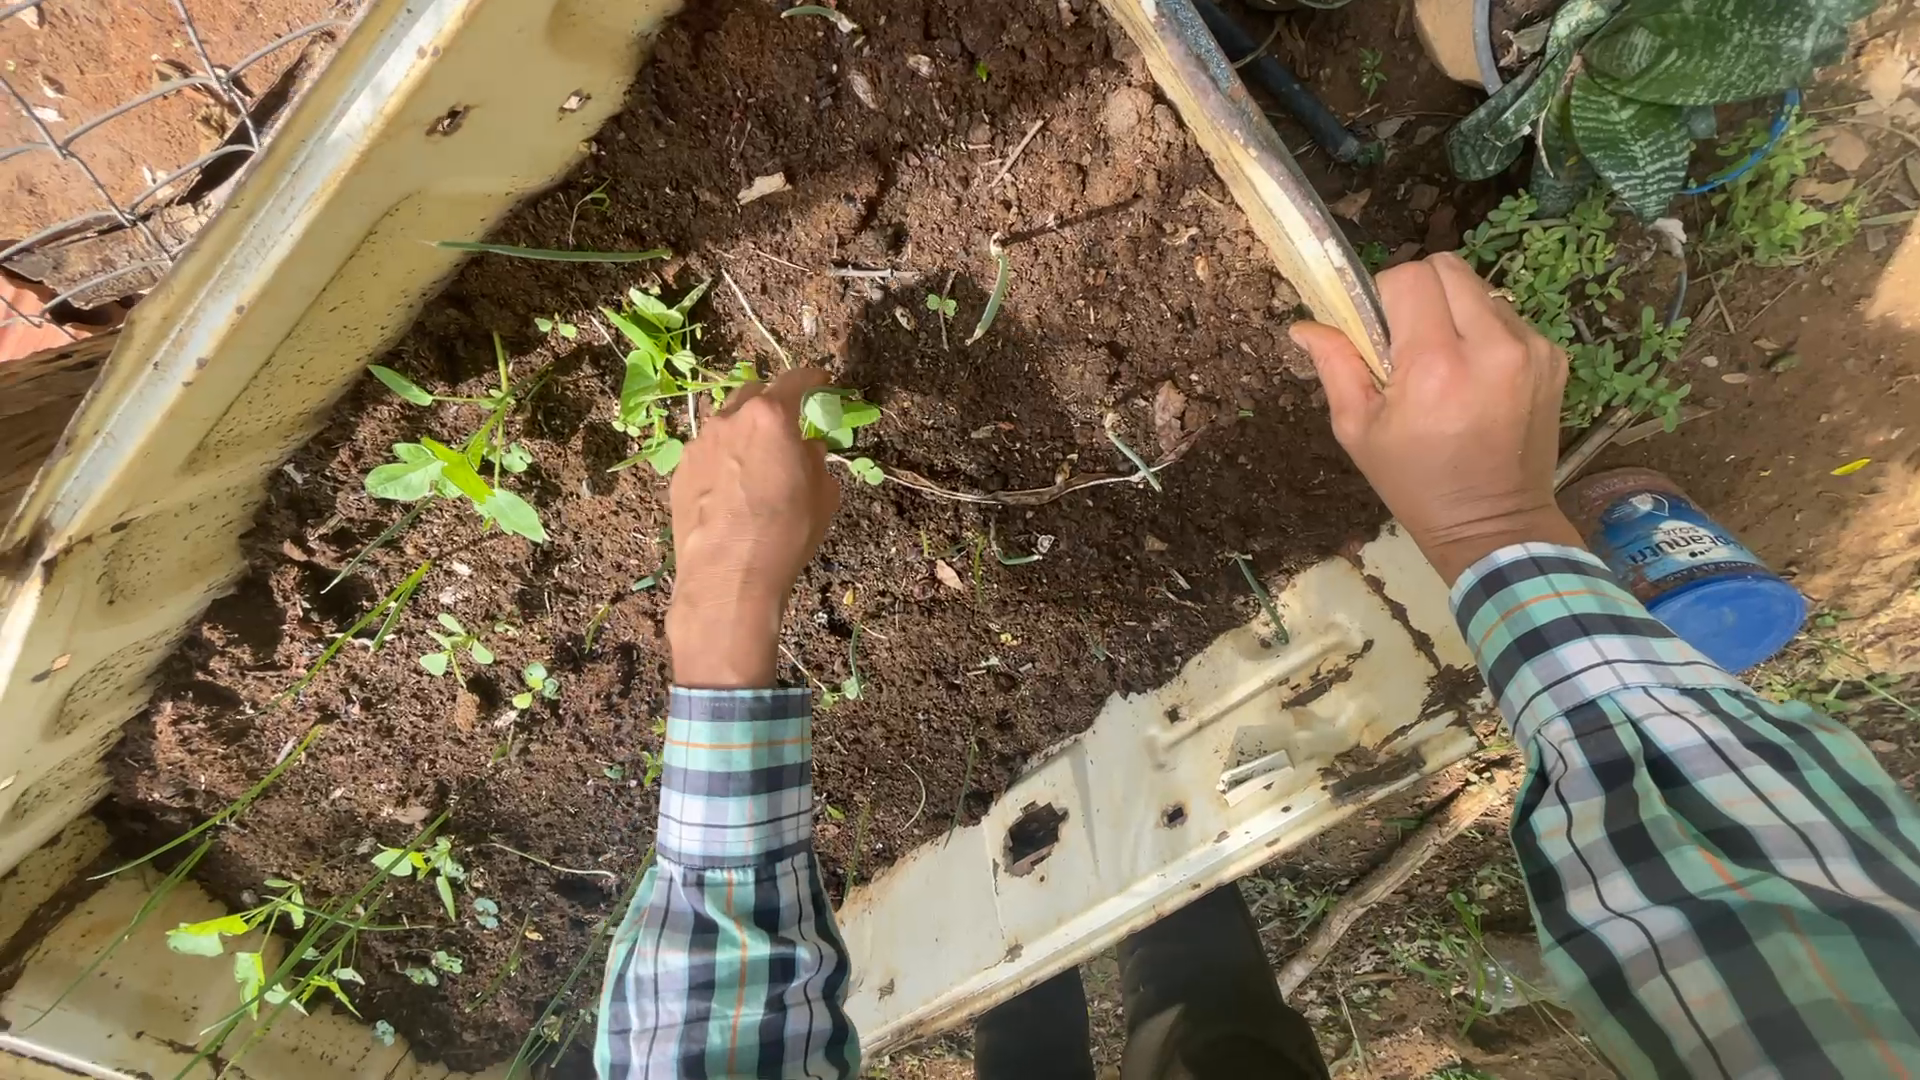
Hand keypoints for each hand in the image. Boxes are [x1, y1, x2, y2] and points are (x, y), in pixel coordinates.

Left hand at [665, 368, 841, 686]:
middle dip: (773, 404)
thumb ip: (816, 458)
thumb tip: (807, 448)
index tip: (822, 384)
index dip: (814, 380)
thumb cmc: (787, 532)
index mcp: (771, 417)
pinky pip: (708, 453)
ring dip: (745, 433)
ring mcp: (699, 444)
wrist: (727, 576)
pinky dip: (723, 460)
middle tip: (787, 428)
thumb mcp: (823, 494)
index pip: (797, 380)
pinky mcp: (680, 471)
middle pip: (754, 394)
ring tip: (756, 463)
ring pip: (726, 423)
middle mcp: (730, 419)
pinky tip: (732, 490)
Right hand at [1290, 253, 1582, 583]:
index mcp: (1434, 366)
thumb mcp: (1356, 429)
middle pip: (1447, 267)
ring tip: (1438, 359)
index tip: (1373, 328)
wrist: (1492, 520)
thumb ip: (1335, 366)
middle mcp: (1490, 346)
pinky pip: (1506, 315)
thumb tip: (1304, 325)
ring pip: (1478, 288)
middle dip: (1415, 291)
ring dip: (1449, 310)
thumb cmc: (1411, 480)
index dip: (1381, 293)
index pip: (1408, 279)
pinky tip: (1470, 374)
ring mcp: (1531, 347)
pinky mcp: (1554, 355)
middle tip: (1401, 335)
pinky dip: (1479, 331)